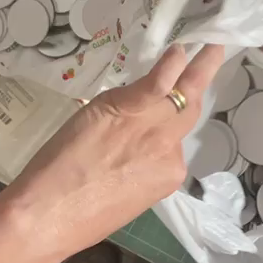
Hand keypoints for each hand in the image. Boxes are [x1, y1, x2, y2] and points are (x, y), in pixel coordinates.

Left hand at [0, 43, 225, 262]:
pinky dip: (169, 67)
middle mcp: (168, 152)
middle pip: (189, 111)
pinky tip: (179, 50)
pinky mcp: (126, 112)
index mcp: (167, 175)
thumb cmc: (75, 218)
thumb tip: (129, 148)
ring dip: (199, 67)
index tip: (177, 103)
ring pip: (181, 95)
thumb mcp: (119, 194)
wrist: (47, 216)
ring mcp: (152, 132)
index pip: (175, 139)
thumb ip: (134, 167)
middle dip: (203, 81)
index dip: (169, 120)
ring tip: (210, 45)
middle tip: (214, 53)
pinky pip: (156, 85)